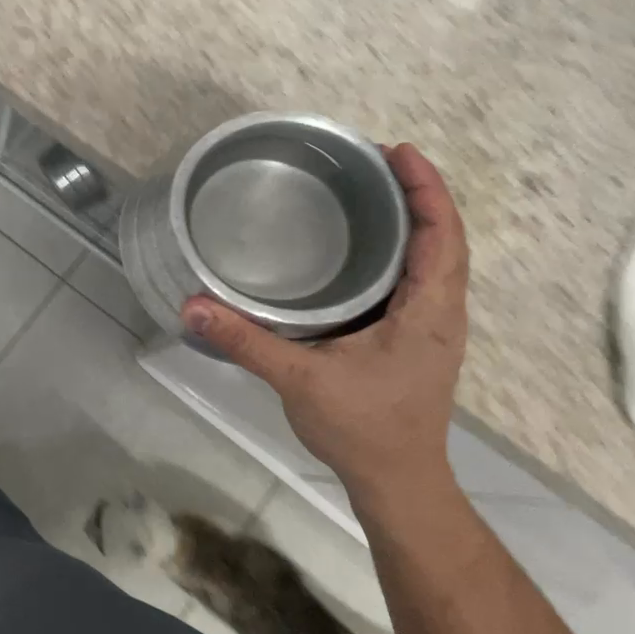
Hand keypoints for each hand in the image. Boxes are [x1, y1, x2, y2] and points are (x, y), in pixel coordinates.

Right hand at [181, 143, 469, 501]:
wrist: (397, 481)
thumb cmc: (363, 428)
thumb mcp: (300, 380)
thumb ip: (247, 341)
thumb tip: (191, 305)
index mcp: (428, 313)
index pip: (442, 238)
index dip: (427, 191)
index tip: (398, 152)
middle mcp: (439, 313)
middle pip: (443, 240)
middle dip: (418, 194)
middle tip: (373, 160)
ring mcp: (430, 327)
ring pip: (432, 260)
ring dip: (412, 221)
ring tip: (368, 191)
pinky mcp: (412, 340)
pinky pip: (414, 280)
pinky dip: (398, 250)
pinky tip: (359, 248)